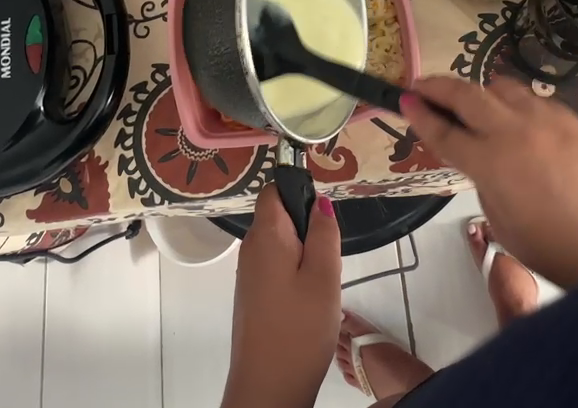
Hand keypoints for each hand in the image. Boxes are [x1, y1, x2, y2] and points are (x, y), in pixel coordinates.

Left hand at [221, 180, 341, 407]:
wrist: (268, 388)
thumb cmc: (299, 328)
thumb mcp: (324, 275)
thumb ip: (324, 232)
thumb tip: (319, 200)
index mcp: (265, 234)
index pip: (274, 189)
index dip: (298, 189)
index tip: (323, 214)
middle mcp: (251, 248)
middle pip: (279, 216)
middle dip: (307, 227)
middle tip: (328, 257)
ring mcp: (249, 273)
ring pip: (281, 244)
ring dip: (304, 253)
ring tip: (322, 281)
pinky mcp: (253, 295)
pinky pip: (277, 267)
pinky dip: (295, 273)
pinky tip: (309, 300)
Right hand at [402, 74, 577, 288]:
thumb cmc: (553, 248)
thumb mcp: (501, 221)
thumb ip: (482, 180)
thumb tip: (480, 156)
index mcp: (490, 162)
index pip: (443, 130)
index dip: (419, 114)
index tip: (402, 100)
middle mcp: (514, 130)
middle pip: (465, 94)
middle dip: (437, 87)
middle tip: (421, 87)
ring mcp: (545, 118)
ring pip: (501, 87)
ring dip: (480, 92)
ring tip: (474, 105)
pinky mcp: (571, 118)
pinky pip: (533, 99)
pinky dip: (515, 105)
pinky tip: (518, 124)